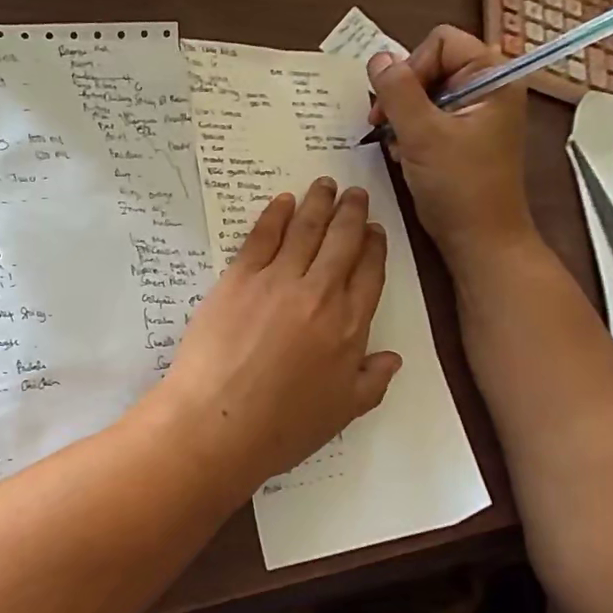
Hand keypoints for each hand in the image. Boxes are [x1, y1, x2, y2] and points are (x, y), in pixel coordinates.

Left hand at [148, 178, 401, 486]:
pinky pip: (262, 237)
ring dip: (318, 204)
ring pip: (305, 231)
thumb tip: (392, 357)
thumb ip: (372, 381)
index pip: (370, 275)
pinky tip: (283, 202)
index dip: (374, 248)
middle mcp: (320, 296)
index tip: (375, 229)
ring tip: (325, 185)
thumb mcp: (342, 412)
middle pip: (342, 243)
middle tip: (355, 193)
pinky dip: (276, 215)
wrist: (219, 421)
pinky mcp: (238, 279)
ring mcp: (277, 282)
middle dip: (352, 214)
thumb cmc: (282, 427)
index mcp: (350, 328)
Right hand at [367, 25, 533, 261]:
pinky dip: (408, 131)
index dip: (411, 67)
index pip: (441, 42)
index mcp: (491, 77)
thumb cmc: (459, 186)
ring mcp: (473, 113)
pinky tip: (402, 154)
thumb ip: (397, 92)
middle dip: (401, 93)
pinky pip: (425, 116)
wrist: (479, 238)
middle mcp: (485, 88)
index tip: (393, 103)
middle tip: (381, 124)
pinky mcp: (460, 135)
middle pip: (430, 65)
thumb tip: (377, 58)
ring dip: (401, 115)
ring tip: (395, 144)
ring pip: (422, 92)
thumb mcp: (422, 135)